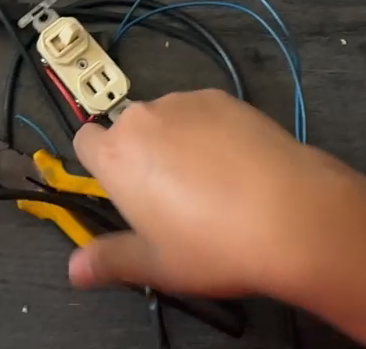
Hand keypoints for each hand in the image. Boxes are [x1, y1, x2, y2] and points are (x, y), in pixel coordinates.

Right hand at [68, 89, 365, 299]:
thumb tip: (74, 269)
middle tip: (174, 196)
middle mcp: (140, 119)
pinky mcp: (218, 97)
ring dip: (175, 141)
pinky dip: (210, 131)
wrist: (291, 213)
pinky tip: (238, 164)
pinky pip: (200, 111)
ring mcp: (181, 102)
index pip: (84, 140)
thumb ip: (110, 260)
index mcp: (115, 156)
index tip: (124, 187)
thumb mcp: (158, 265)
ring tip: (214, 182)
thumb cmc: (214, 244)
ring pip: (166, 120)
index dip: (100, 161)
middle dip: (143, 154)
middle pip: (128, 130)